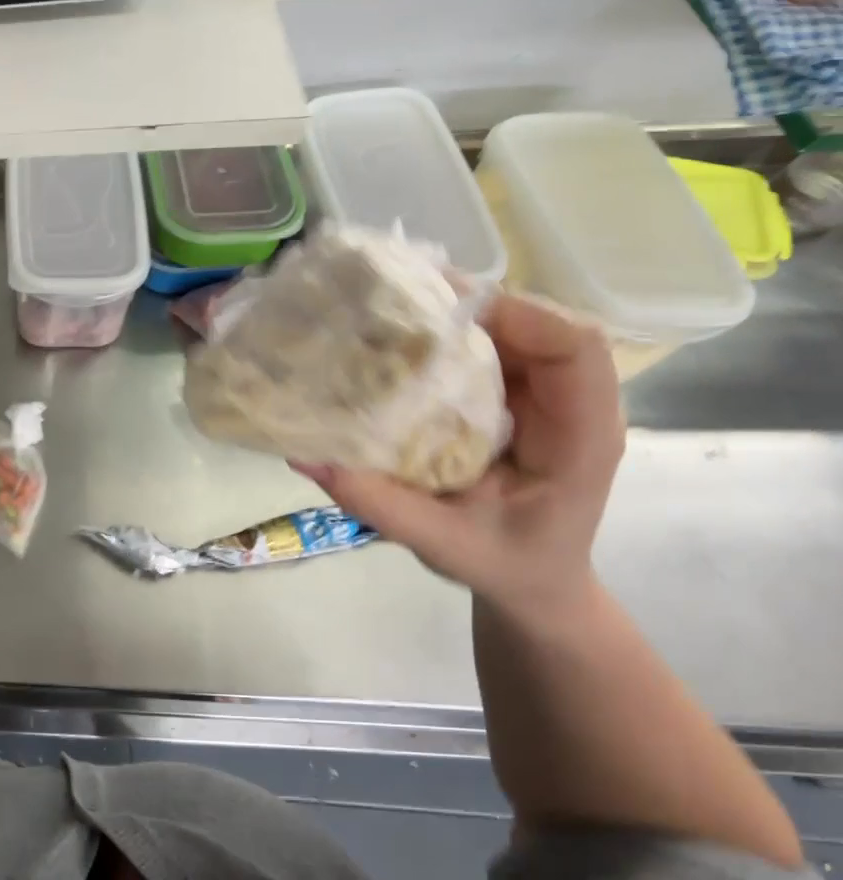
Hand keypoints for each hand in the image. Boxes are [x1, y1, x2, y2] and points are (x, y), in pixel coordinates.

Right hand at [292, 293, 626, 614]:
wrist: (533, 584)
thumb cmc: (505, 566)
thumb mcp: (441, 543)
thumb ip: (380, 503)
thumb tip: (306, 455)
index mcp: (581, 438)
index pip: (576, 349)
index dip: (518, 315)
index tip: (439, 313)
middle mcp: (569, 405)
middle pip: (538, 324)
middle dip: (468, 305)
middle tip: (391, 302)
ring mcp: (540, 397)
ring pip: (509, 330)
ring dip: (449, 317)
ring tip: (383, 313)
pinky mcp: (511, 397)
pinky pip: (486, 349)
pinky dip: (441, 338)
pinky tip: (392, 342)